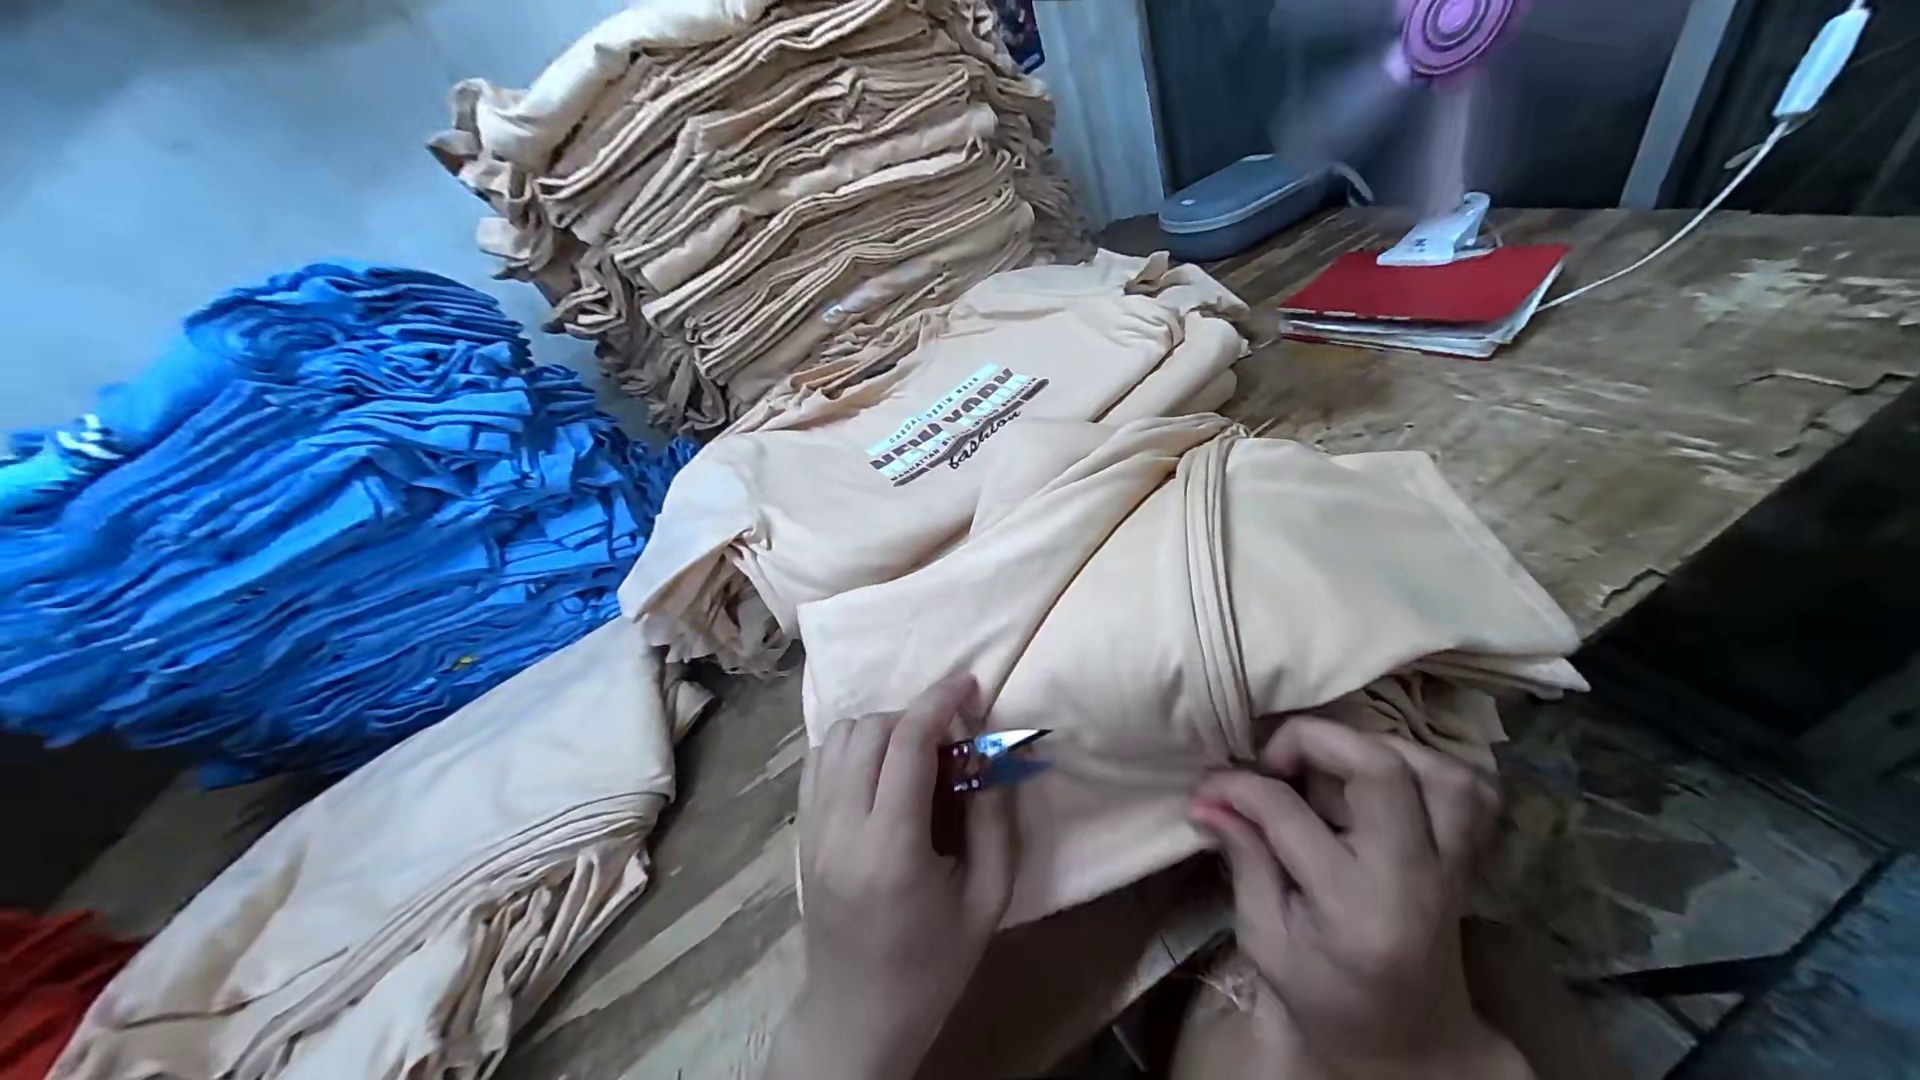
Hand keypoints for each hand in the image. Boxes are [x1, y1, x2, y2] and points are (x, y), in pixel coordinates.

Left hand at [764, 674, 1015, 1079]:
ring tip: (914, 751)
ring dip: (882, 727)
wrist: (857, 1015)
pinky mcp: (801, 831)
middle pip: (870, 729)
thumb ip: (995, 820)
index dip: (940, 700)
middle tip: (949, 736)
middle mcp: (841, 827)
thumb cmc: (932, 964)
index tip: (968, 683)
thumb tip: (991, 753)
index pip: (908, 742)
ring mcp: (813, 827)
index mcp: (891, 848)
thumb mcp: (987, 899)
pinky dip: (850, 744)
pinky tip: (877, 766)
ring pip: (838, 736)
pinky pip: (818, 759)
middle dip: (915, 714)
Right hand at [1190, 718, 1529, 1079]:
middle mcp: (1416, 879)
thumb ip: (1244, 861)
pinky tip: (1379, 779)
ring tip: (1328, 767)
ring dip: (1372, 749)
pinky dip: (1423, 767)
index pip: (1288, 814)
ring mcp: (1454, 867)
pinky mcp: (1469, 859)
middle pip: (1380, 769)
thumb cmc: (1326, 999)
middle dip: (1311, 740)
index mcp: (1356, 909)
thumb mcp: (1265, 940)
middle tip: (1274, 761)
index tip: (1209, 787)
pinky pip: (1471, 791)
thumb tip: (1208, 800)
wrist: (1413, 1045)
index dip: (1236, 786)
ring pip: (1437, 771)